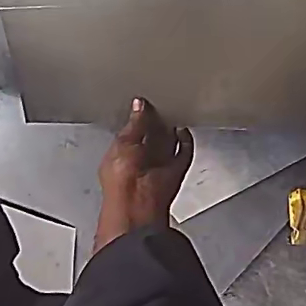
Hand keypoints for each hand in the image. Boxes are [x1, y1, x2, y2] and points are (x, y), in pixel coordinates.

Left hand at [94, 97, 193, 253]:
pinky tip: (182, 130)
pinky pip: (184, 152)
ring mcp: (159, 166)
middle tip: (158, 106)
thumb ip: (134, 122)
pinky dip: (185, 141)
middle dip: (154, 122)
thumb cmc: (120, 179)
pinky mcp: (175, 170)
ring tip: (171, 113)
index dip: (136, 118)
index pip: (130, 132)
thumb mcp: (123, 142)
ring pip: (168, 143)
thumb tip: (139, 105)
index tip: (142, 103)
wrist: (137, 202)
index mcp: (121, 154)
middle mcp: (140, 160)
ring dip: (170, 130)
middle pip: (151, 136)